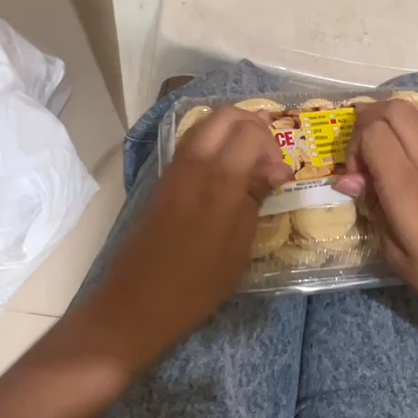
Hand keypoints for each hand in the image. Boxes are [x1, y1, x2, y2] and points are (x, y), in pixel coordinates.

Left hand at [89, 106, 293, 343]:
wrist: (136, 303)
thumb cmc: (196, 284)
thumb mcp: (238, 247)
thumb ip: (256, 198)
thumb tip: (278, 168)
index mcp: (218, 180)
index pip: (251, 132)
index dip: (272, 145)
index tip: (280, 175)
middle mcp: (194, 164)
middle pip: (225, 115)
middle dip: (253, 124)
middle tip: (269, 153)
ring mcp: (173, 170)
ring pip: (205, 124)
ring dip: (231, 130)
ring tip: (252, 159)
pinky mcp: (162, 181)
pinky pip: (191, 144)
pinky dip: (213, 143)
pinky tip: (226, 172)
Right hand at [335, 101, 417, 342]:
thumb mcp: (395, 256)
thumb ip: (373, 211)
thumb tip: (354, 183)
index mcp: (406, 188)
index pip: (373, 132)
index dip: (354, 145)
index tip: (355, 178)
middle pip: (396, 110)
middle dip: (369, 119)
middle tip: (361, 148)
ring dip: (397, 120)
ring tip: (386, 146)